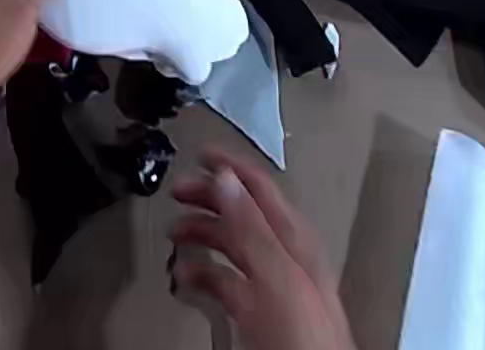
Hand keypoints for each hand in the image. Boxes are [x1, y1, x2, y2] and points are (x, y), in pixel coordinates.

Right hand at [169, 149, 355, 349]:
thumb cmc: (308, 340)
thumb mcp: (276, 275)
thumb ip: (251, 225)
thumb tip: (227, 178)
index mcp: (292, 236)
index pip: (258, 184)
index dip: (229, 164)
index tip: (201, 154)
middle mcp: (283, 253)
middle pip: (240, 210)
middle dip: (207, 197)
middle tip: (178, 191)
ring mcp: (273, 283)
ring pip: (232, 243)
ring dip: (202, 233)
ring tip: (176, 233)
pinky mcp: (261, 314)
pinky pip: (228, 281)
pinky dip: (204, 274)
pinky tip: (188, 278)